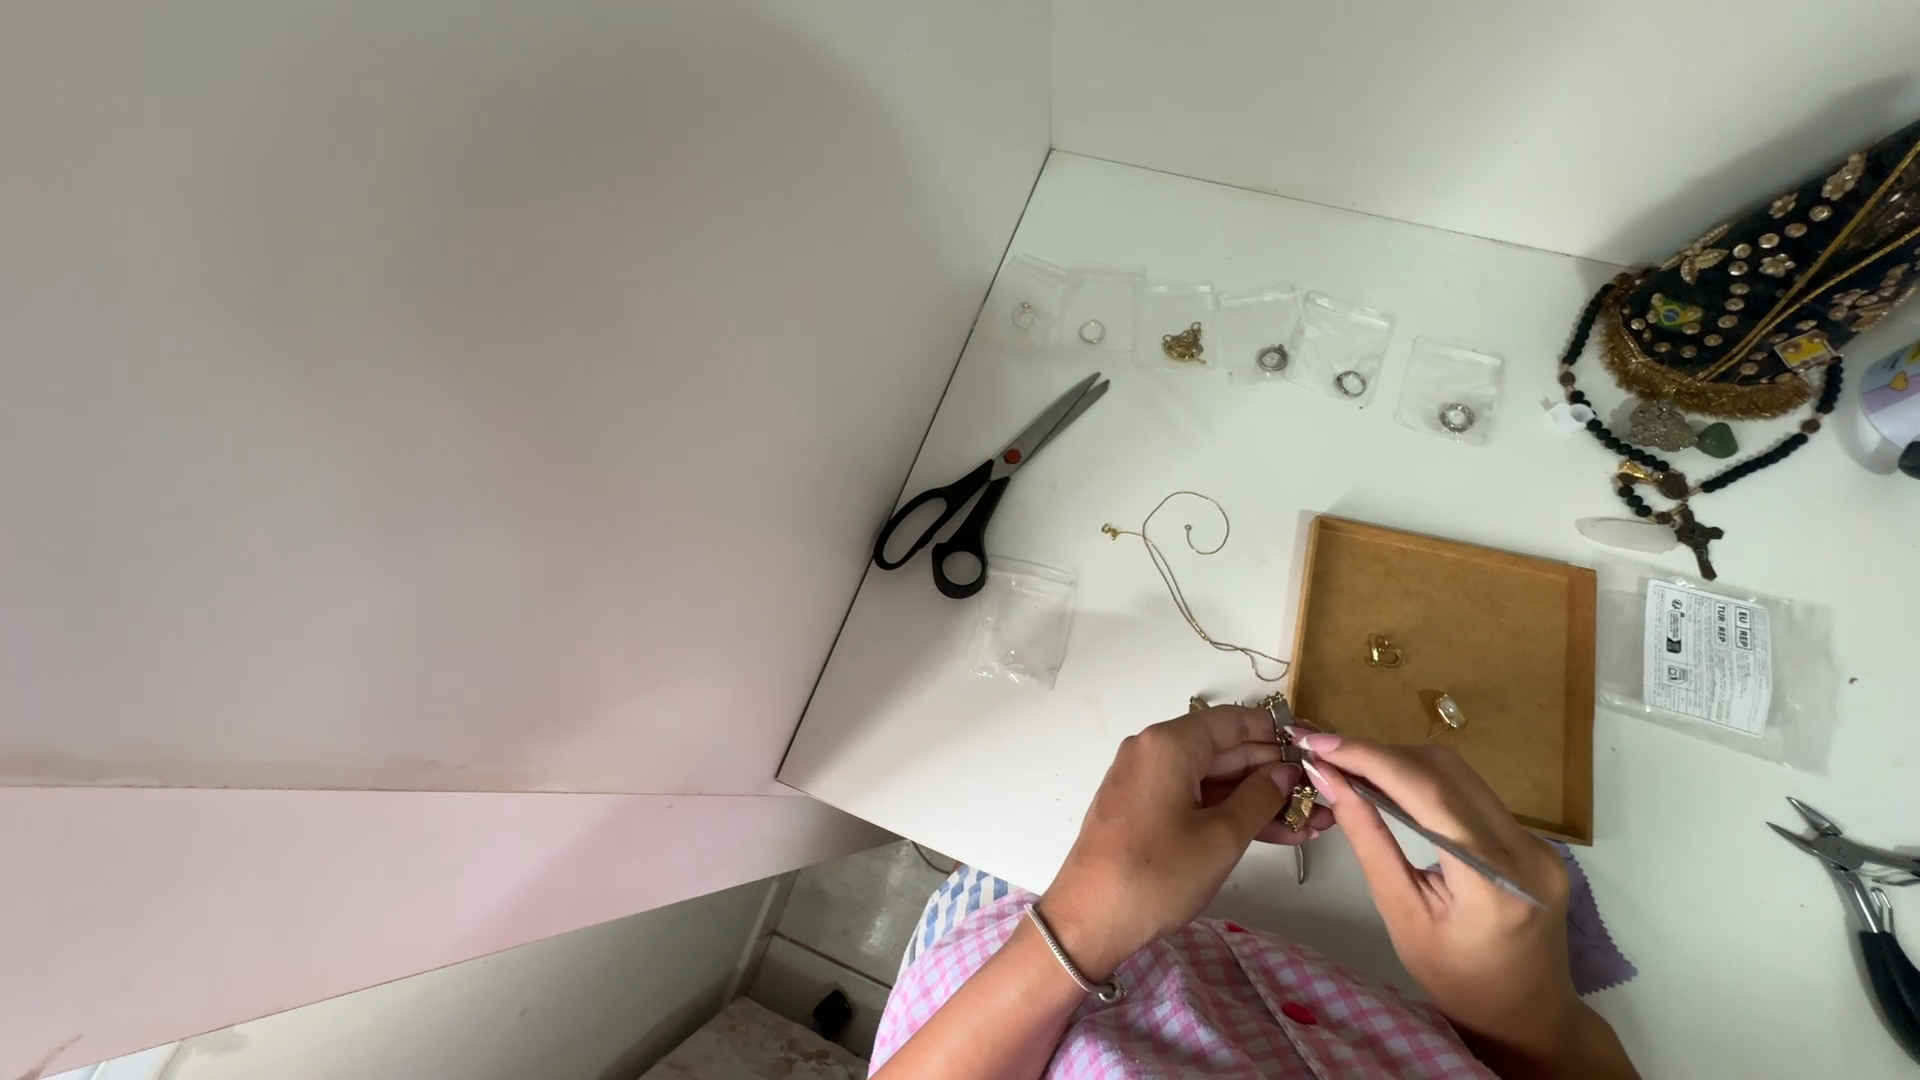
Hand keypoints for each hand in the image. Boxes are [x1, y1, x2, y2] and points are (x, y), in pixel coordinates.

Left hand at [1039, 706, 1333, 980]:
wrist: (1090, 917)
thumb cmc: (1158, 872)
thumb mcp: (1221, 836)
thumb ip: (1259, 797)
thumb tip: (1285, 770)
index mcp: (1168, 743)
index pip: (1232, 721)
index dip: (1276, 735)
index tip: (1315, 753)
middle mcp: (1154, 750)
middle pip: (1224, 749)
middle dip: (1275, 774)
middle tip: (1323, 797)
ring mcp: (1147, 780)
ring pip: (1214, 779)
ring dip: (1259, 799)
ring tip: (1313, 822)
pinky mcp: (1145, 808)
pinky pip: (1196, 798)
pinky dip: (1231, 812)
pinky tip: (1277, 832)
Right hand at [1296, 733, 1629, 1074]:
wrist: (1527, 1016)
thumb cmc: (1454, 978)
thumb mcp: (1399, 912)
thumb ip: (1367, 838)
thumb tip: (1327, 777)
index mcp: (1494, 880)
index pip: (1427, 792)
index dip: (1368, 757)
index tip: (1317, 742)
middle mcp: (1525, 850)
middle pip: (1444, 770)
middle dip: (1378, 753)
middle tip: (1325, 752)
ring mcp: (1535, 842)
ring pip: (1457, 772)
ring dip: (1398, 760)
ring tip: (1348, 765)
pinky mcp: (1529, 838)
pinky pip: (1468, 789)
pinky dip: (1420, 777)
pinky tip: (1386, 784)